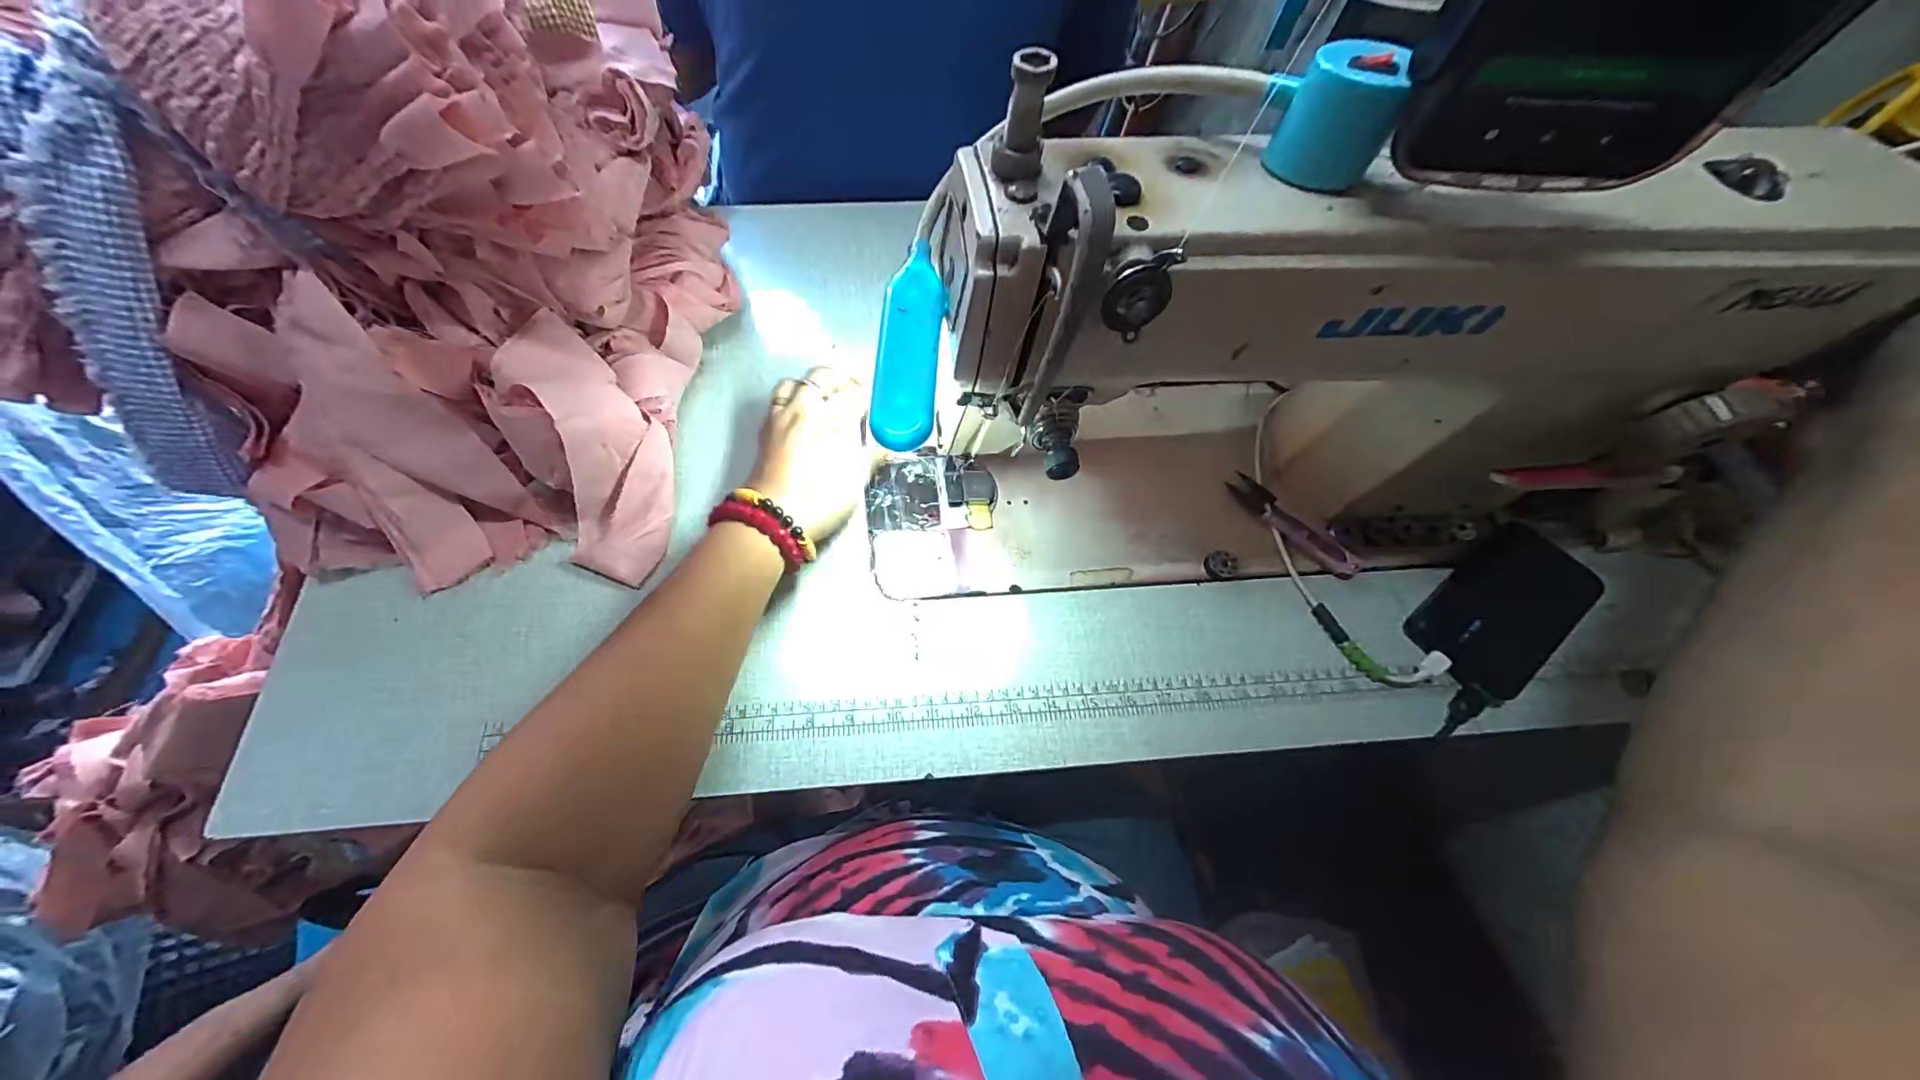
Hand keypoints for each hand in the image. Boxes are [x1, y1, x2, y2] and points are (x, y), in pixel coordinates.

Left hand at [744, 367, 874, 545]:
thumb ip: (870, 454)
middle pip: (821, 376)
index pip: (852, 393)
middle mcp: (802, 408)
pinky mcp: (765, 430)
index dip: (865, 396)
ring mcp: (779, 417)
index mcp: (828, 416)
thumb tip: (885, 443)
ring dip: (810, 385)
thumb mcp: (854, 480)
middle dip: (839, 381)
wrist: (773, 519)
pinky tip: (800, 416)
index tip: (872, 404)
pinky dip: (791, 399)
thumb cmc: (820, 500)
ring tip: (821, 400)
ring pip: (794, 383)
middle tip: (849, 395)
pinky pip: (778, 400)